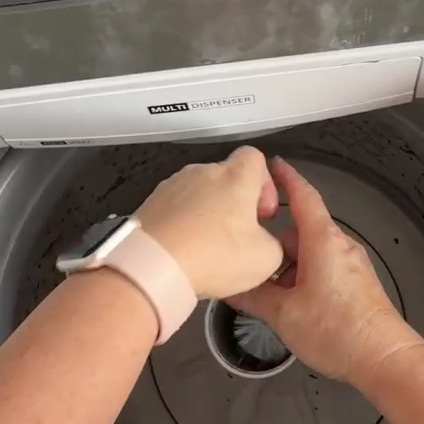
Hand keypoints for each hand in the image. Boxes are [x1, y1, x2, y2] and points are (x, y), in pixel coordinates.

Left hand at [134, 146, 283, 301]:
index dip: (264, 183)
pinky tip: (182, 251)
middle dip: (234, 203)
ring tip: (205, 247)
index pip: (255, 157)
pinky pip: (175, 208)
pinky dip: (182, 224)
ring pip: (199, 193)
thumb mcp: (265, 258)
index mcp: (235, 176)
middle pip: (226, 178)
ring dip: (207, 213)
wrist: (152, 265)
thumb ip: (274, 243)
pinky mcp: (149, 202)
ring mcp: (172, 185)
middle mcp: (202, 172)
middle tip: (236, 236)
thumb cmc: (216, 254)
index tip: (262, 213)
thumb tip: (265, 242)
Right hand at [227, 157, 423, 383]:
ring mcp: (350, 265)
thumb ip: (253, 296)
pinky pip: (323, 269)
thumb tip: (230, 286)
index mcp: (322, 240)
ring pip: (309, 253)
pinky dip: (302, 278)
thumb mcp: (283, 314)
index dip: (286, 178)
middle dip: (274, 245)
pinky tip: (290, 305)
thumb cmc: (336, 329)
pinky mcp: (356, 284)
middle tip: (248, 261)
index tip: (271, 164)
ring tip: (266, 294)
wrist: (385, 358)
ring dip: (287, 268)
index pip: (303, 196)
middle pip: (299, 231)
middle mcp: (339, 245)